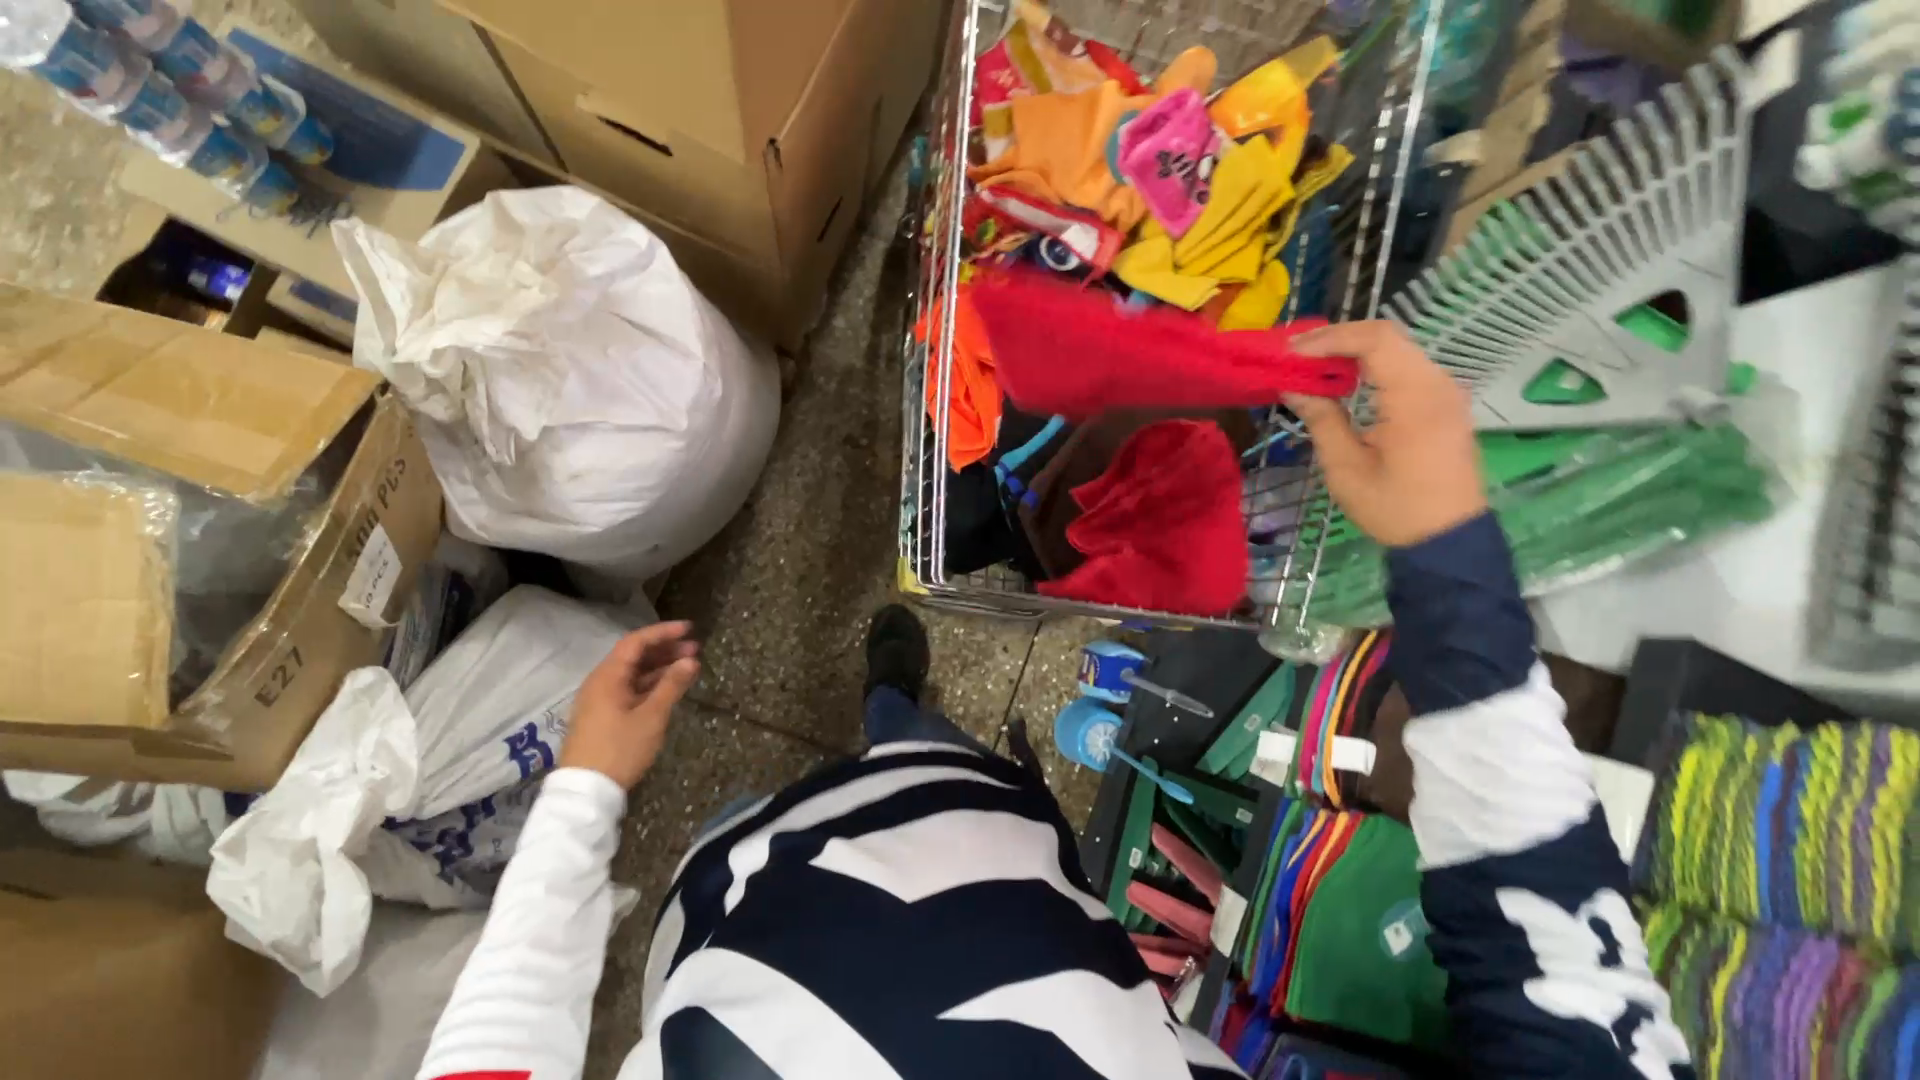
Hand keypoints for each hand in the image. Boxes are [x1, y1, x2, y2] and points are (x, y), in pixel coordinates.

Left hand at [560, 621, 700, 790]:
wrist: (586, 791)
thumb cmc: (620, 749)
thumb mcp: (651, 717)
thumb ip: (671, 685)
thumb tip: (690, 660)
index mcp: (607, 677)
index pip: (636, 642)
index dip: (663, 632)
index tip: (689, 629)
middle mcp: (600, 683)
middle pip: (634, 656)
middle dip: (665, 649)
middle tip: (695, 648)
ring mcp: (600, 700)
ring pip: (633, 674)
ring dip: (660, 668)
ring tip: (688, 666)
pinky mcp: (603, 716)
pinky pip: (629, 690)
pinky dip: (650, 685)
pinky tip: (669, 688)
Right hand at [1285, 321, 1486, 547]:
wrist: (1447, 538)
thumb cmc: (1394, 508)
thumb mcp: (1346, 467)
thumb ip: (1322, 418)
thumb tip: (1293, 386)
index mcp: (1416, 397)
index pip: (1375, 340)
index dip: (1329, 337)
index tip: (1291, 351)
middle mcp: (1438, 383)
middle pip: (1386, 337)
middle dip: (1336, 339)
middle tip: (1294, 354)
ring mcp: (1445, 391)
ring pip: (1395, 349)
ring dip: (1351, 351)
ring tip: (1310, 365)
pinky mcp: (1443, 402)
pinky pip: (1404, 368)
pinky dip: (1369, 366)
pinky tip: (1341, 381)